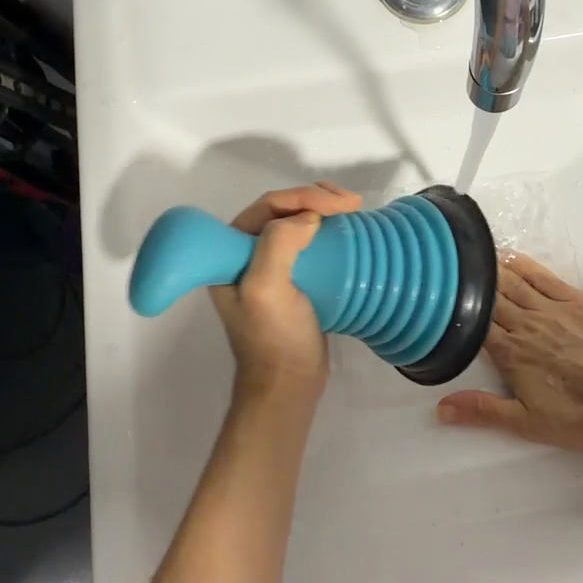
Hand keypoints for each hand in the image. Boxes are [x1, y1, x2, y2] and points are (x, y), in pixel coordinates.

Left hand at [211, 183, 362, 400]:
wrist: (288, 386)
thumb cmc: (274, 339)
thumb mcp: (266, 290)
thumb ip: (277, 245)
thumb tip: (308, 218)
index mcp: (229, 252)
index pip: (267, 206)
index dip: (302, 196)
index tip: (339, 203)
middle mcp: (245, 253)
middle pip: (282, 208)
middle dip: (317, 198)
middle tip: (352, 203)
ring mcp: (269, 265)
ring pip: (297, 221)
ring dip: (324, 209)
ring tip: (353, 209)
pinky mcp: (292, 277)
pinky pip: (310, 241)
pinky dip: (329, 230)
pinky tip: (347, 230)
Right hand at [436, 252, 582, 452]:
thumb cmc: (582, 417)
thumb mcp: (528, 423)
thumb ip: (483, 411)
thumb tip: (440, 408)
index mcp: (511, 353)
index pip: (475, 323)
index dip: (457, 310)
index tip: (439, 297)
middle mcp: (526, 323)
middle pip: (491, 298)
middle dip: (470, 286)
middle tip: (451, 272)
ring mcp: (553, 308)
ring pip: (513, 283)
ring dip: (492, 271)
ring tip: (473, 259)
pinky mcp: (577, 299)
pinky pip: (543, 276)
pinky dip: (523, 264)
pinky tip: (510, 258)